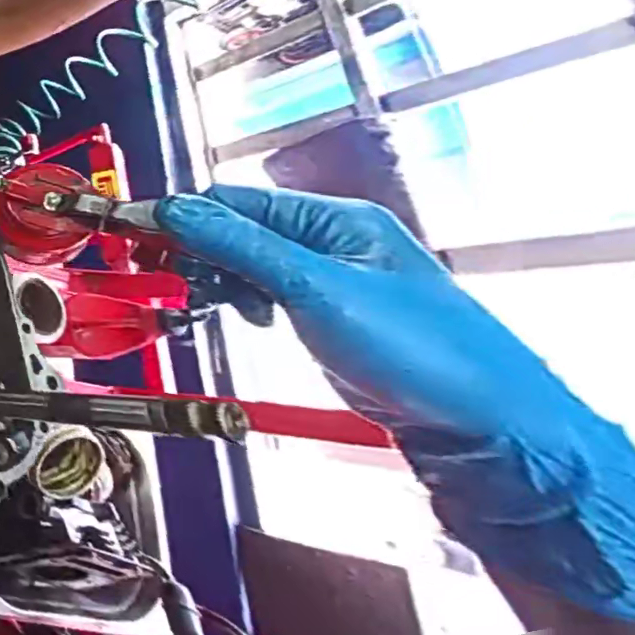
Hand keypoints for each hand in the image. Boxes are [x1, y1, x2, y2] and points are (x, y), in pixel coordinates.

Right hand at [155, 185, 634, 625]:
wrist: (493, 434)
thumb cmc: (425, 354)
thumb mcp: (317, 290)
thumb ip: (240, 246)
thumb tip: (177, 210)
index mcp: (334, 218)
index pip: (235, 200)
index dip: (184, 214)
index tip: (141, 232)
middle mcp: (327, 239)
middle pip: (236, 227)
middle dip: (195, 246)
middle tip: (160, 271)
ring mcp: (325, 275)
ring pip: (244, 259)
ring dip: (214, 274)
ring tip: (199, 298)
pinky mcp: (321, 309)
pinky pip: (262, 288)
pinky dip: (239, 296)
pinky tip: (242, 312)